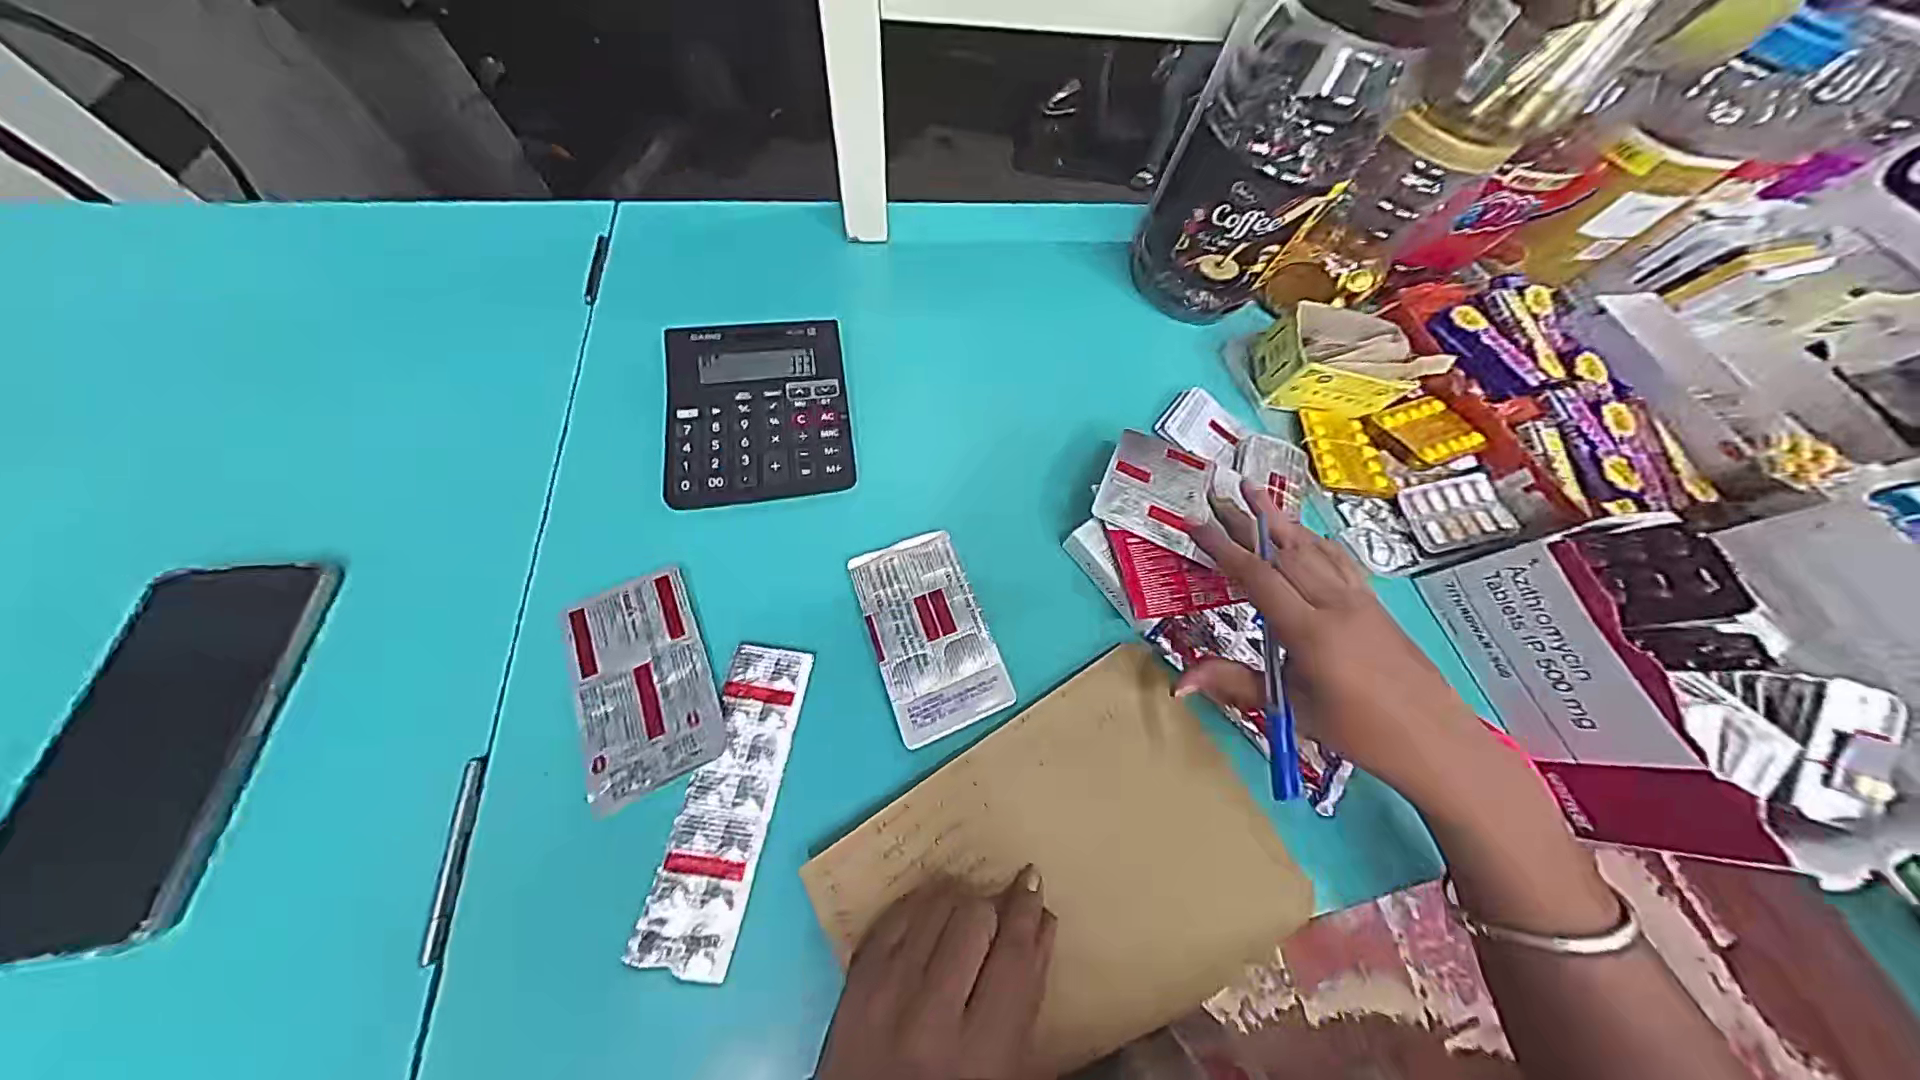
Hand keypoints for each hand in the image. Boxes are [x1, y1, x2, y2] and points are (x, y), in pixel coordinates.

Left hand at [815, 869, 1056, 1079]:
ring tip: (965, 912)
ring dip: (956, 901)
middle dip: (991, 907)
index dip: (1027, 909)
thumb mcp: (1005, 1069)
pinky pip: (895, 916)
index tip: (1031, 882)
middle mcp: (930, 1018)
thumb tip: (1041, 921)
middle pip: (973, 918)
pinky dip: (918, 907)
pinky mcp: (855, 982)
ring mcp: (886, 994)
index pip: (1013, 955)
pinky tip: (930, 913)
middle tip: (997, 912)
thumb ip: (1028, 998)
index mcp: (979, 1055)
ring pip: (934, 906)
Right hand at [1177, 480, 1489, 806]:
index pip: (1257, 576)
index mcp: (1311, 631)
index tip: (1197, 524)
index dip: (1222, 547)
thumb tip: (1180, 682)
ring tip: (1259, 495)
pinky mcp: (1375, 606)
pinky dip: (1315, 541)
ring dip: (1282, 520)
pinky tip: (1308, 535)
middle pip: (1285, 550)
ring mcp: (1360, 602)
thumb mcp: (1290, 708)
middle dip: (1250, 519)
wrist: (1438, 743)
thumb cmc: (1362, 733)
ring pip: (1314, 548)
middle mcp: (1336, 605)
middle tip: (1222, 493)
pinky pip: (1340, 561)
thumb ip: (1234, 684)